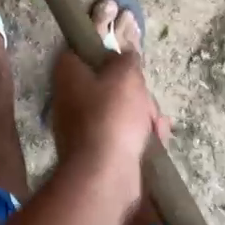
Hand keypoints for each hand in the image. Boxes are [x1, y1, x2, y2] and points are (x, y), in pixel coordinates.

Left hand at [47, 49, 169, 211]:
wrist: (105, 176)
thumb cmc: (111, 116)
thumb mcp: (126, 75)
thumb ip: (127, 59)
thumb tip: (125, 55)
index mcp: (68, 71)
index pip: (84, 47)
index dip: (108, 50)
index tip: (128, 59)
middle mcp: (69, 95)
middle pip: (108, 81)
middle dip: (135, 91)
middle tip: (146, 101)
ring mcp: (81, 124)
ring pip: (119, 107)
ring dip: (143, 114)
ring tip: (156, 126)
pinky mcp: (96, 149)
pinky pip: (121, 132)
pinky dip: (139, 134)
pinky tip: (156, 141)